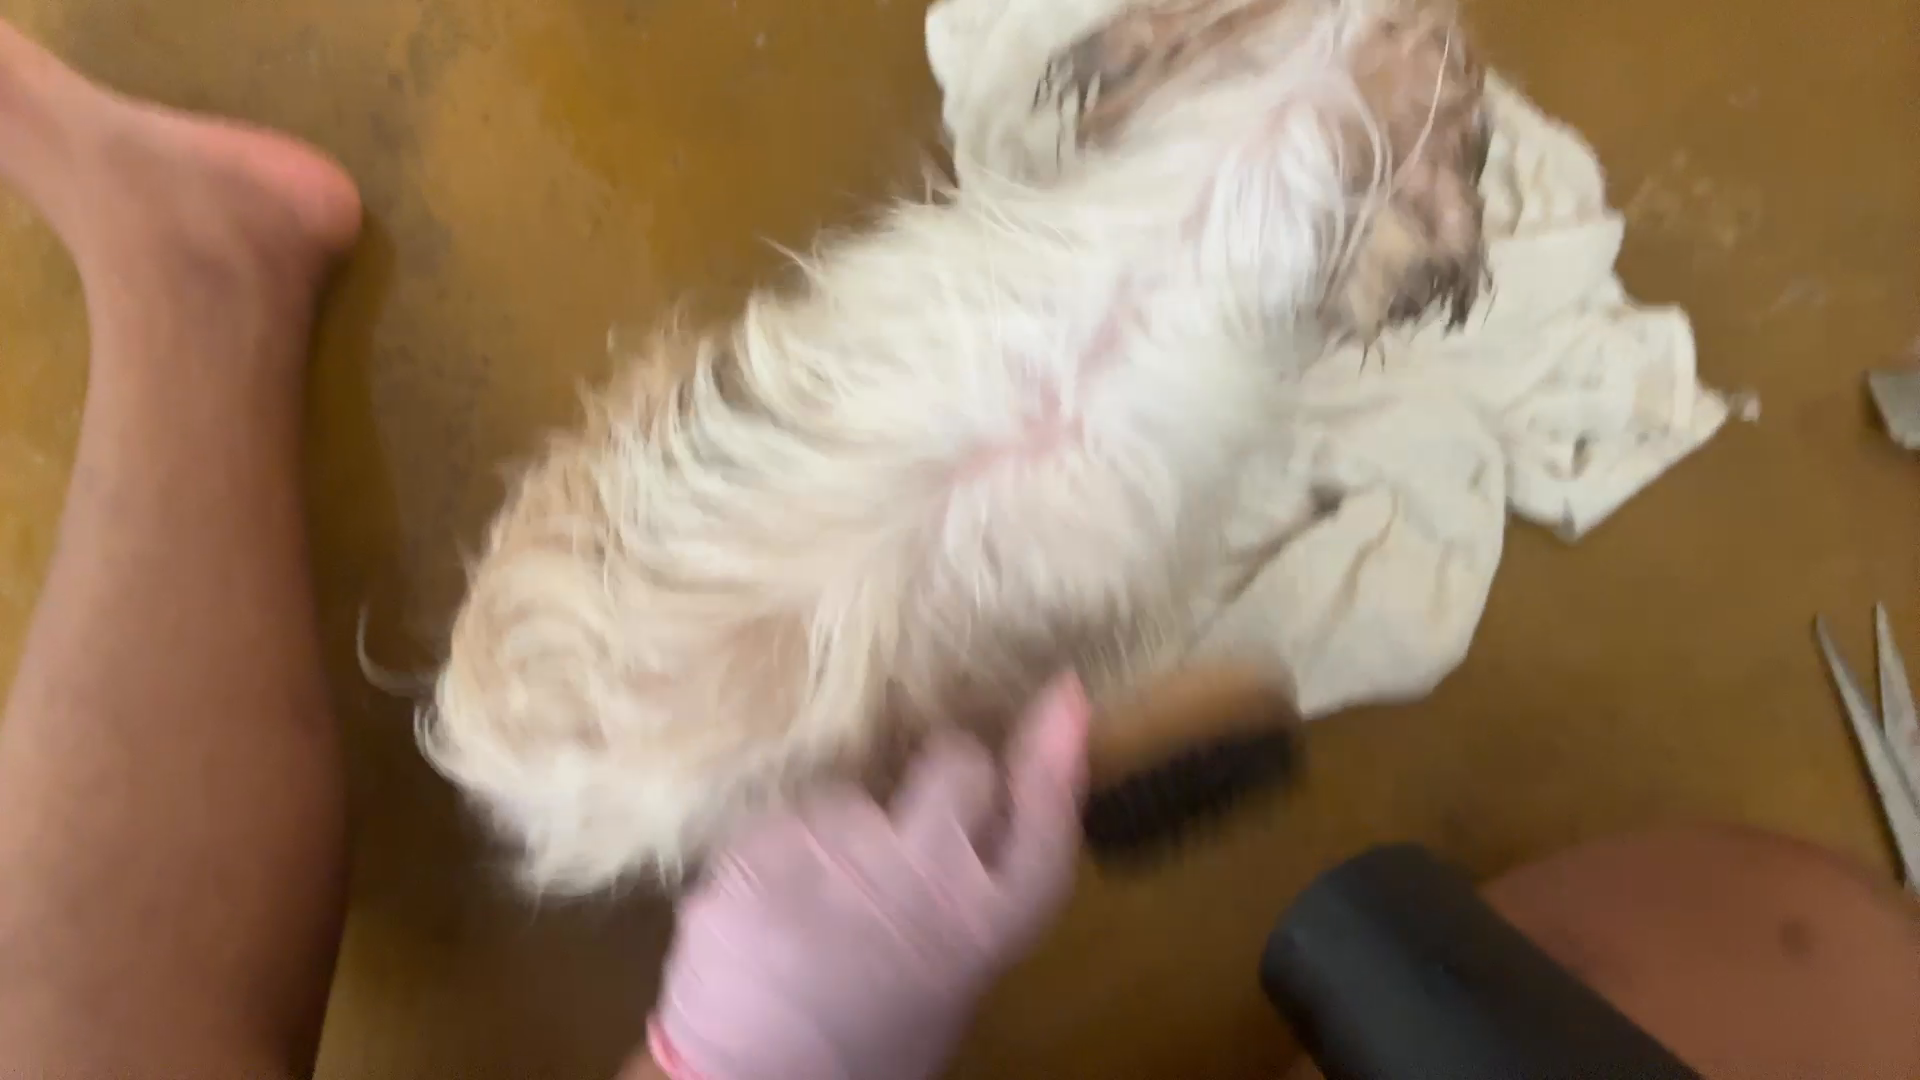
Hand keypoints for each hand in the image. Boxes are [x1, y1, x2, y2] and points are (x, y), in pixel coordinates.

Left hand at [645, 674, 1092, 1079]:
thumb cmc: (862, 1042)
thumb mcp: (945, 981)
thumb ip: (969, 898)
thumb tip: (984, 814)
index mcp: (973, 928)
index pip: (1042, 826)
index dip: (1056, 757)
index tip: (1064, 697)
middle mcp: (918, 876)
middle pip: (956, 764)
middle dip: (947, 775)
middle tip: (917, 816)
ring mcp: (836, 851)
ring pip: (854, 791)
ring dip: (843, 830)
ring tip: (818, 896)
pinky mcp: (762, 843)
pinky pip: (787, 816)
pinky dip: (781, 849)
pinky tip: (768, 901)